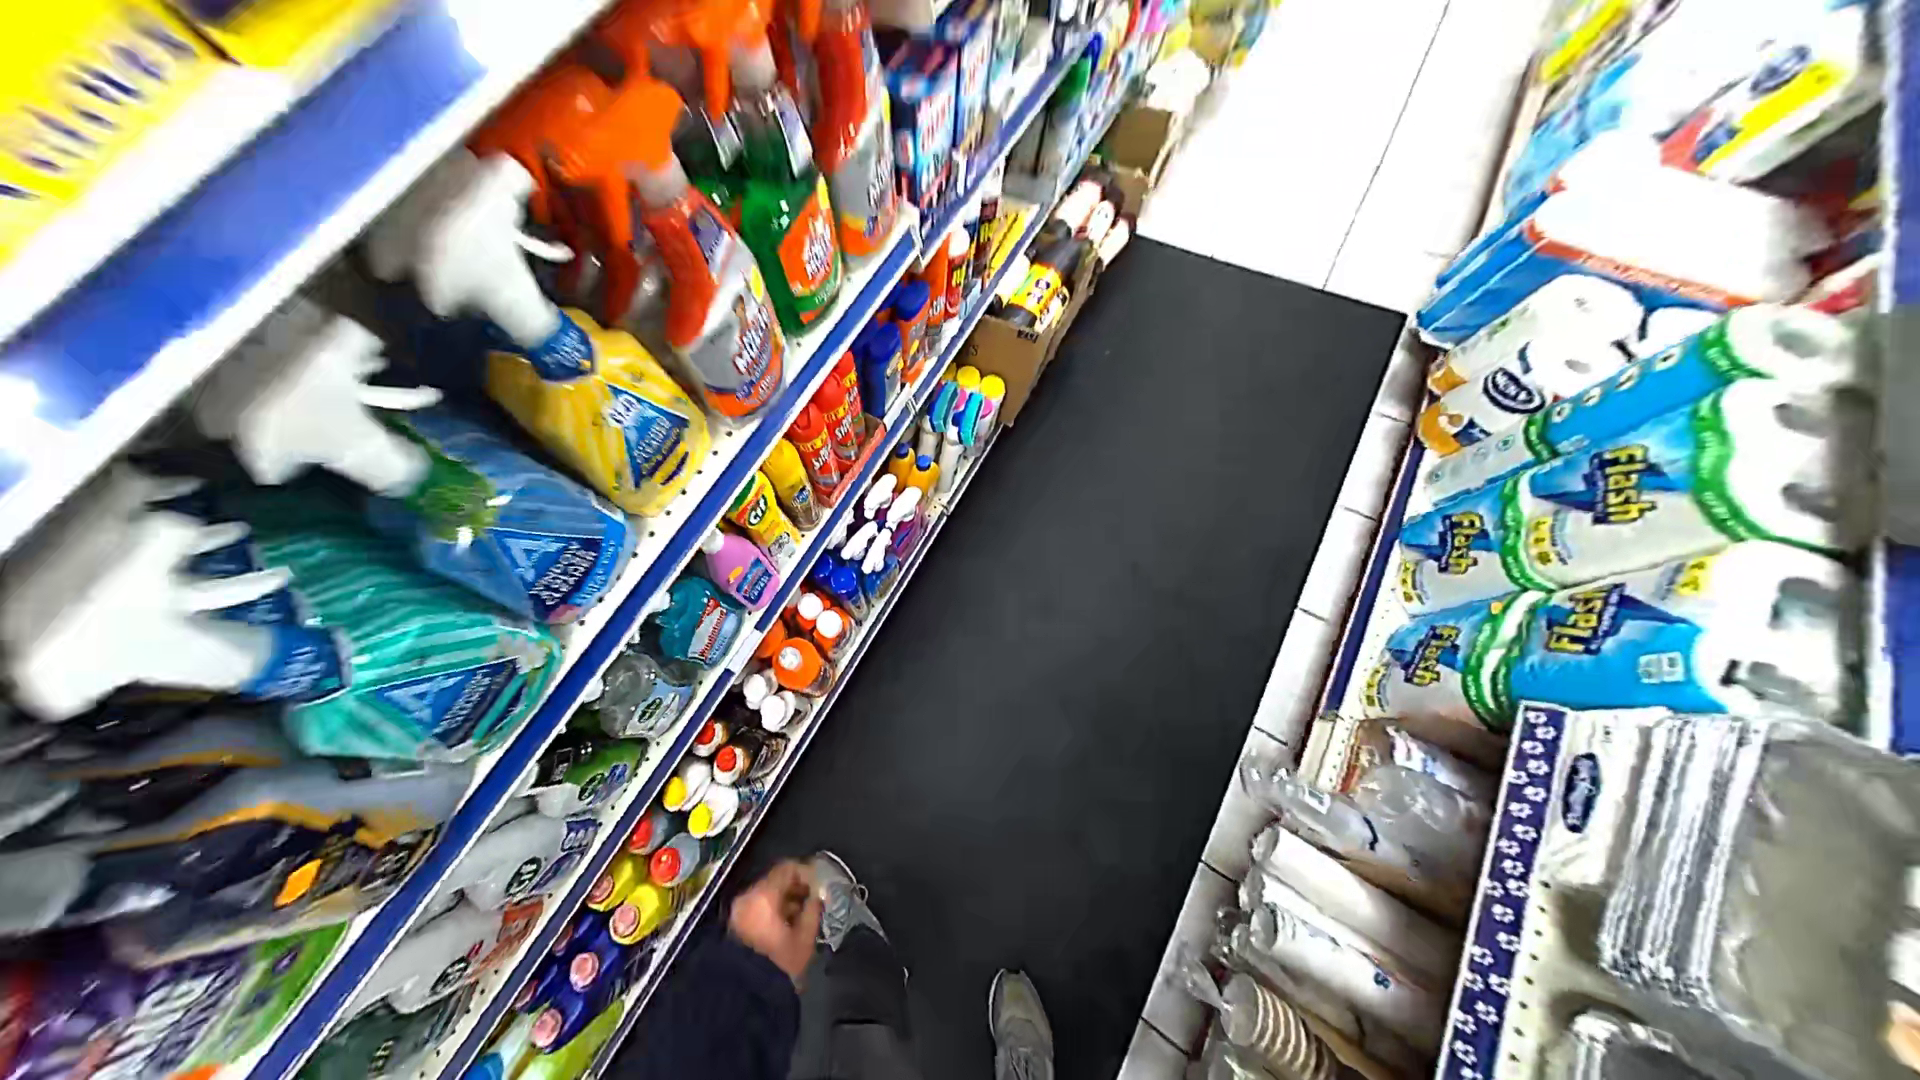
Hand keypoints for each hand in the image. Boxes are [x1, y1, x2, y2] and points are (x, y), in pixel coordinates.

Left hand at [729, 860, 820, 983]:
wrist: (744, 1001)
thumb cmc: (778, 966)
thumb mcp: (805, 937)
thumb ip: (814, 910)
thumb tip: (818, 896)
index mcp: (763, 896)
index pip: (788, 868)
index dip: (807, 872)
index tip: (820, 884)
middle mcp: (747, 898)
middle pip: (776, 880)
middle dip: (797, 888)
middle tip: (814, 900)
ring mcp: (738, 913)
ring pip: (766, 895)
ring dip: (786, 901)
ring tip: (803, 916)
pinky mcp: (734, 927)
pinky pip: (758, 909)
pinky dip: (773, 911)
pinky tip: (787, 927)